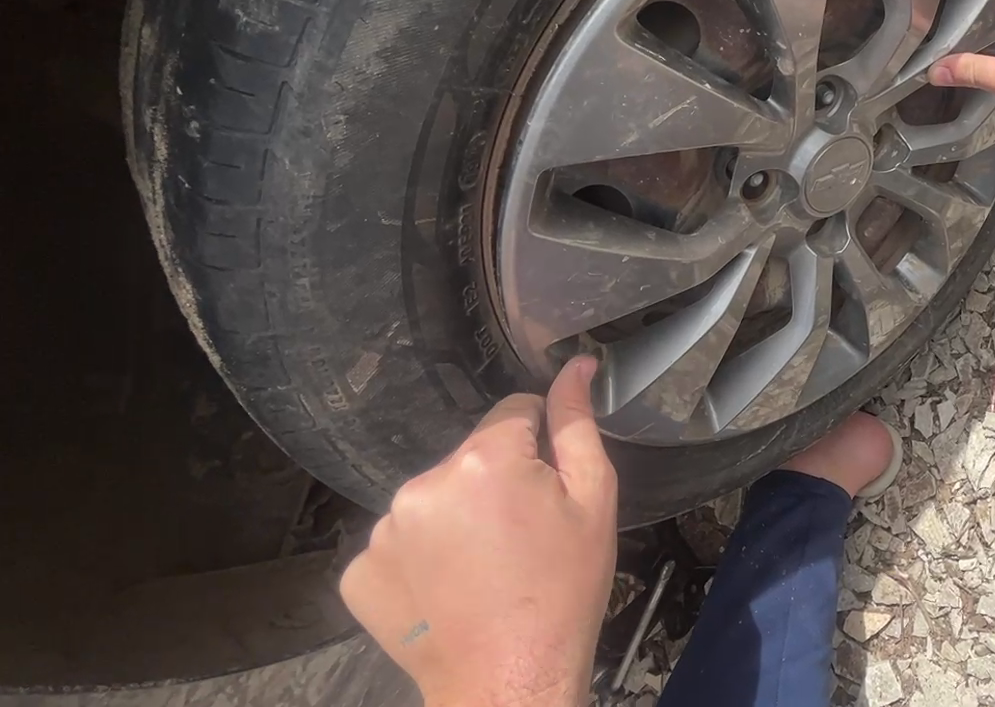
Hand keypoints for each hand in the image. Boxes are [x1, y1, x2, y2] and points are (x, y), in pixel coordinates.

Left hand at [340, 356, 616, 706]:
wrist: (510, 680)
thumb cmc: (566, 583)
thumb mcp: (593, 495)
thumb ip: (578, 422)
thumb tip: (577, 363)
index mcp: (483, 459)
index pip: (516, 409)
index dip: (542, 440)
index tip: (552, 485)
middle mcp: (421, 483)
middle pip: (473, 453)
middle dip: (501, 475)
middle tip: (527, 529)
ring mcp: (381, 531)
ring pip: (438, 491)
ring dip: (462, 510)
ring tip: (488, 560)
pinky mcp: (357, 572)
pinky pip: (404, 535)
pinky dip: (427, 548)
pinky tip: (451, 582)